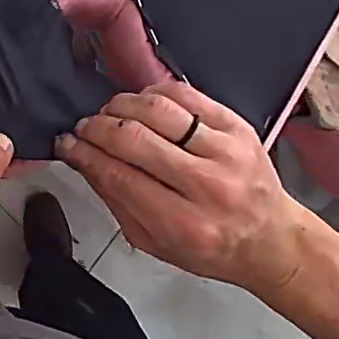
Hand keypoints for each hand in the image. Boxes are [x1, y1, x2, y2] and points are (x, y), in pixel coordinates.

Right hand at [56, 82, 317, 295]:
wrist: (270, 237)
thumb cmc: (212, 247)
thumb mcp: (156, 243)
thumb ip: (117, 201)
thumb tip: (84, 159)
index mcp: (185, 225)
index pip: (120, 177)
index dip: (86, 155)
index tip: (68, 143)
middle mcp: (208, 185)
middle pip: (136, 138)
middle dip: (99, 127)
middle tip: (85, 126)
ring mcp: (226, 150)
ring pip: (160, 109)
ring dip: (123, 105)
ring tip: (110, 112)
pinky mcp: (237, 124)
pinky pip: (187, 94)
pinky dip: (155, 92)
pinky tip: (142, 101)